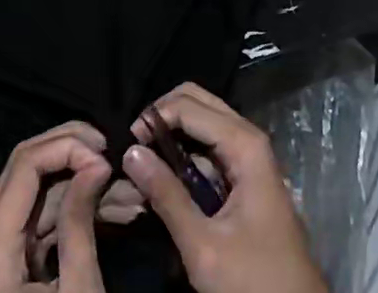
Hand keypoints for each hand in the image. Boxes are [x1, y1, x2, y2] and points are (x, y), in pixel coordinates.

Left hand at [0, 122, 110, 292]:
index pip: (23, 167)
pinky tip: (114, 211)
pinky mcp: (0, 267)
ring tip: (129, 190)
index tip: (106, 159)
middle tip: (113, 155)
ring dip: (80, 183)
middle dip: (73, 152)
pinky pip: (36, 221)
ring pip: (33, 193)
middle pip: (22, 169)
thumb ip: (80, 226)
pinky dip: (73, 210)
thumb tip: (97, 164)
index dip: (67, 147)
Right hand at [123, 84, 327, 292]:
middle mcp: (248, 137)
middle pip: (198, 102)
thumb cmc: (253, 278)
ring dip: (170, 133)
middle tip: (132, 147)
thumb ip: (167, 196)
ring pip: (202, 123)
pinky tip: (159, 175)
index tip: (124, 145)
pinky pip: (208, 148)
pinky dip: (182, 153)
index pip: (190, 106)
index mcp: (244, 143)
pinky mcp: (242, 174)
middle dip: (163, 115)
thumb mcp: (203, 245)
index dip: (155, 117)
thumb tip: (131, 153)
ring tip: (139, 161)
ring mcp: (247, 154)